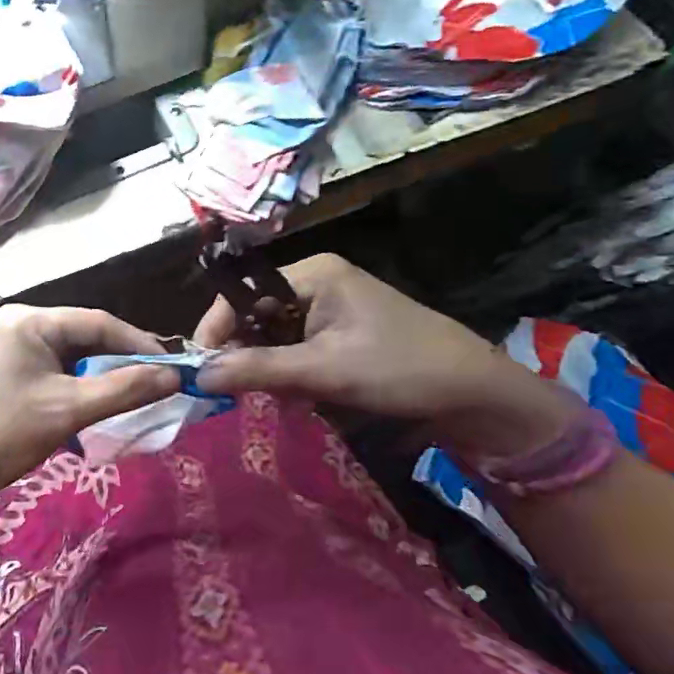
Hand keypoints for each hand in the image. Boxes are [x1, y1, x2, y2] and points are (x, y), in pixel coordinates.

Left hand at [0, 305, 180, 504]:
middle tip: (158, 382)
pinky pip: (55, 367)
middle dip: (122, 359)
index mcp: (30, 320)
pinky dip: (80, 382)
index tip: (172, 368)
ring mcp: (10, 344)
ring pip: (72, 353)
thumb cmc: (4, 434)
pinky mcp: (7, 367)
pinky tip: (99, 399)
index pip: (98, 322)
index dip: (139, 344)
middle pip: (85, 335)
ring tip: (136, 393)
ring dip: (103, 373)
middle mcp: (19, 322)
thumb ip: (125, 389)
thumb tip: (173, 376)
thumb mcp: (69, 410)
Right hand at [193, 254, 579, 456]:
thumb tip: (199, 376)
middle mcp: (316, 284)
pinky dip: (290, 377)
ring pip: (273, 339)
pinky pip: (296, 352)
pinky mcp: (341, 336)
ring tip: (275, 399)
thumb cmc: (401, 369)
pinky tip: (299, 399)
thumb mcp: (325, 370)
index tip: (199, 372)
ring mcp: (330, 311)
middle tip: (235, 395)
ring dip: (268, 371)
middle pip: (254, 317)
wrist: (475, 396)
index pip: (241, 296)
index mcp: (313, 275)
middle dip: (244, 356)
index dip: (216, 331)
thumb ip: (258, 370)